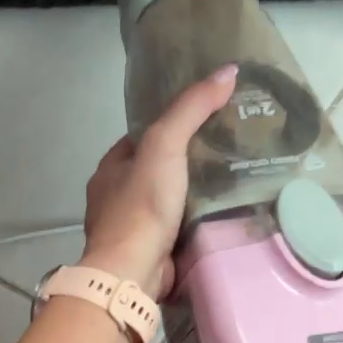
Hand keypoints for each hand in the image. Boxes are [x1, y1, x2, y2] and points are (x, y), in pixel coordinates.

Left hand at [80, 65, 238, 298]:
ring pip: (165, 201)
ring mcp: (129, 228)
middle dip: (186, 161)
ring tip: (234, 178)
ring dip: (192, 193)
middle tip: (229, 148)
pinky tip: (221, 213)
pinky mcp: (147, 253)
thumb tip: (227, 71)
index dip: (171, 125)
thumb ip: (190, 109)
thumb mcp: (164, 145)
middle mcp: (113, 198)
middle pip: (154, 170)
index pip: (141, 138)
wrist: (131, 271)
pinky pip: (173, 229)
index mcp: (108, 170)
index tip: (207, 118)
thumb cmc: (141, 207)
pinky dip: (193, 221)